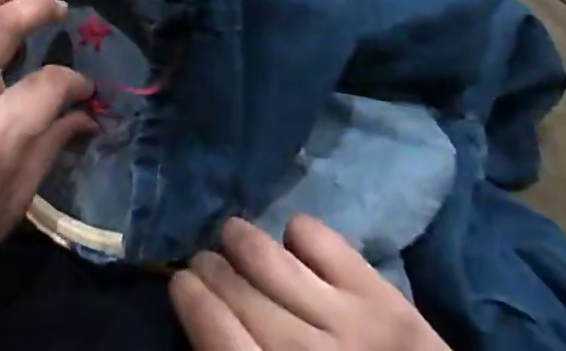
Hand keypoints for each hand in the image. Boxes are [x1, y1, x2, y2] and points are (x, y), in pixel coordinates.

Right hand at [172, 216, 450, 350]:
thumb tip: (201, 320)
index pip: (213, 330)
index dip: (188, 296)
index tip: (180, 283)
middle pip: (234, 288)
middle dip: (208, 268)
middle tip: (203, 265)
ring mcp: (352, 326)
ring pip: (266, 255)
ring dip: (238, 240)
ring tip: (234, 241)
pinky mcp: (386, 301)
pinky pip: (317, 238)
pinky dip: (296, 236)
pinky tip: (295, 253)